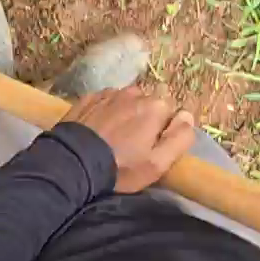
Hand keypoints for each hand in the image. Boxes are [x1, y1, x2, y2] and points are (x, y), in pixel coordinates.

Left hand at [60, 87, 195, 193]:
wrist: (72, 163)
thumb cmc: (120, 168)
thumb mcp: (157, 164)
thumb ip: (179, 138)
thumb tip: (187, 115)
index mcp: (155, 107)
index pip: (171, 113)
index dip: (163, 131)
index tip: (151, 147)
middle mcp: (134, 93)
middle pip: (149, 104)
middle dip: (145, 120)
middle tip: (132, 144)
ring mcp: (109, 93)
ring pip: (127, 101)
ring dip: (125, 114)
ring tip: (114, 137)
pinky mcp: (88, 98)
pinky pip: (106, 101)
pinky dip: (106, 112)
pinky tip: (98, 129)